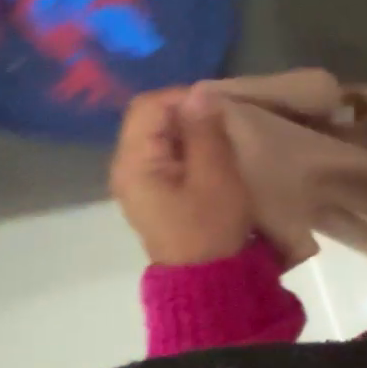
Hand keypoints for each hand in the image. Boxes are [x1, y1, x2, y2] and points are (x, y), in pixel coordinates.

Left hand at [110, 86, 253, 266]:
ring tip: (235, 135)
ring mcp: (144, 180)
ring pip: (167, 136)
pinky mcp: (162, 190)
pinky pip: (175, 154)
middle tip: (237, 118)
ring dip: (200, 130)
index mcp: (134, 161)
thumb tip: (201, 92)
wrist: (210, 275)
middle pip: (155, 119)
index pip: (149, 106)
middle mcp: (129, 166)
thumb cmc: (212, 225)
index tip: (229, 105)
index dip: (188, 97)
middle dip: (196, 112)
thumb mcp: (216, 176)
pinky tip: (224, 156)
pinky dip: (199, 147)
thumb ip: (205, 133)